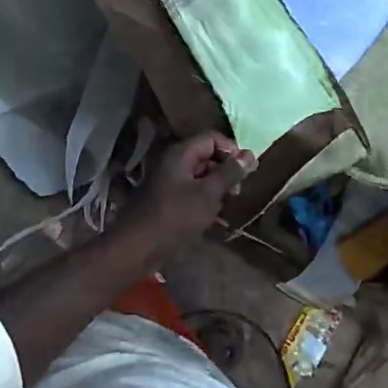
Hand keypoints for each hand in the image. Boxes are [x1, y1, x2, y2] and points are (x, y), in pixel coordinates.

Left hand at [116, 132, 255, 259]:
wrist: (136, 248)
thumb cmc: (174, 217)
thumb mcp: (208, 194)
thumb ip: (230, 173)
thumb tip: (251, 154)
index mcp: (180, 154)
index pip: (212, 138)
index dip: (232, 150)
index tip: (246, 171)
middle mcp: (173, 163)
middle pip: (206, 156)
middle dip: (226, 171)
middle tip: (238, 192)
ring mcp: (168, 183)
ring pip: (200, 177)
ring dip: (217, 188)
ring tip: (228, 206)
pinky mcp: (167, 202)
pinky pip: (191, 193)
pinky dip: (205, 201)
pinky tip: (214, 217)